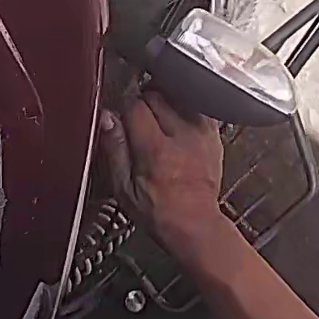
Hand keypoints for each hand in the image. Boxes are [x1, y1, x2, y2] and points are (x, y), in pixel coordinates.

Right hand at [99, 86, 229, 258]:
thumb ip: (114, 149)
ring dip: (164, 102)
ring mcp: (201, 134)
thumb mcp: (124, 188)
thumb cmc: (160, 212)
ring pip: (177, 96)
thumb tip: (106, 119)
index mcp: (156, 150)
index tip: (119, 114)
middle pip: (157, 94)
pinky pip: (195, 107)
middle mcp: (182, 137)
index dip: (123, 105)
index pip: (135, 104)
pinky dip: (183, 110)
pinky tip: (175, 127)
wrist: (195, 223)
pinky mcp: (213, 135)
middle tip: (136, 122)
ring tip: (156, 123)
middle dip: (142, 102)